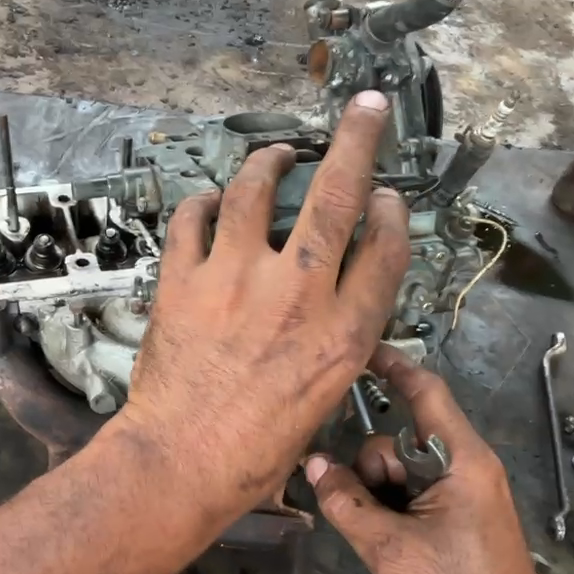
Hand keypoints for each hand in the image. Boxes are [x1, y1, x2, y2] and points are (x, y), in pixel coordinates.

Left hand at [109, 91, 409, 525]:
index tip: (386, 198)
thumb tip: (330, 300)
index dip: (390, 214)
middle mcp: (298, 294)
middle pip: (337, 198)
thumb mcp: (323, 399)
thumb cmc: (258, 451)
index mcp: (344, 332)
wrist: (183, 462)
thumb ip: (336, 341)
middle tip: (364, 110)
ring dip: (269, 163)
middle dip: (356, 142)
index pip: (385, 249)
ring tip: (276, 156)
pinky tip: (207, 202)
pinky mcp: (184, 281)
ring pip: (255, 192)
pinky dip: (200, 204)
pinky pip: (192, 221)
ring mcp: (236, 280)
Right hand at [304, 344, 547, 573]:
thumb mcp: (389, 548)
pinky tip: (392, 543)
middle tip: (373, 513)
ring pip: (400, 472)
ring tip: (387, 539)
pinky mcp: (458, 517)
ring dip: (379, 495)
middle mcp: (465, 467)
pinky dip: (391, 509)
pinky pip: (411, 494)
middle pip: (399, 441)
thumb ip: (347, 502)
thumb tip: (313, 465)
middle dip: (373, 469)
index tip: (360, 349)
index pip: (426, 393)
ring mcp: (463, 494)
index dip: (393, 366)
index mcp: (462, 460)